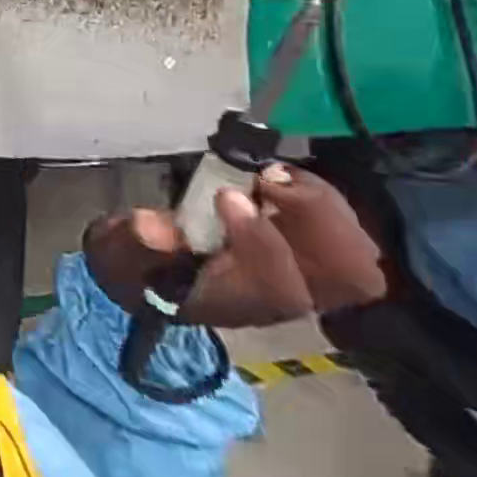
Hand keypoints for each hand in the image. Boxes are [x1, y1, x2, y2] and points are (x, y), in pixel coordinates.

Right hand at [84, 164, 385, 327]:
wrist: (151, 279)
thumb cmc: (136, 267)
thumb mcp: (121, 254)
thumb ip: (137, 242)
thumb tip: (154, 227)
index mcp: (239, 301)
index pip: (280, 285)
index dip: (261, 239)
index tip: (226, 195)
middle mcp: (286, 297)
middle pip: (347, 274)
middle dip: (317, 218)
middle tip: (269, 179)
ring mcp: (306, 278)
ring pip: (355, 253)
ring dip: (322, 205)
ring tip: (272, 175)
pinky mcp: (309, 256)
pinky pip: (344, 235)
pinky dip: (319, 200)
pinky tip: (275, 181)